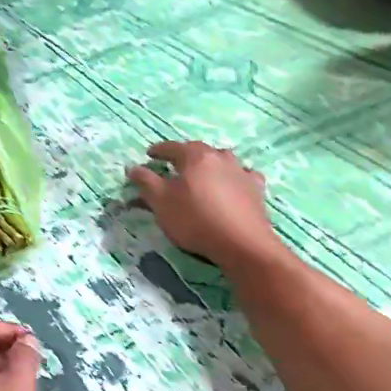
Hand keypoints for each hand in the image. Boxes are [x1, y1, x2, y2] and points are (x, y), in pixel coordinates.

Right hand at [126, 141, 287, 274]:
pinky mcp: (257, 189)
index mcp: (195, 157)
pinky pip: (243, 175)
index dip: (159, 150)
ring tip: (201, 173)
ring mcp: (241, 172)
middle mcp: (220, 158)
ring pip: (222, 160)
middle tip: (173, 164)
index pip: (172, 147)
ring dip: (209, 163)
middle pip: (198, 150)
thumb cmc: (195, 219)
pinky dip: (233, 176)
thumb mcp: (160, 202)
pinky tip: (232, 184)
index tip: (149, 155)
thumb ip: (145, 182)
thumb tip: (133, 167)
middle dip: (184, 155)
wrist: (242, 243)